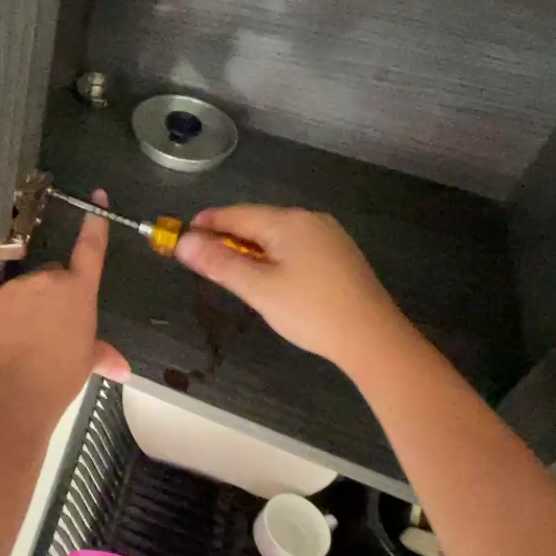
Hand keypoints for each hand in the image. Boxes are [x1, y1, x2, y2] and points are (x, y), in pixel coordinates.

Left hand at [0, 190, 129, 421]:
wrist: (13, 391)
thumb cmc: (59, 377)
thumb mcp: (86, 363)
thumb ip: (102, 355)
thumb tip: (122, 368)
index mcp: (79, 291)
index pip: (90, 249)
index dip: (94, 225)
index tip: (96, 201)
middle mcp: (49, 280)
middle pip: (54, 275)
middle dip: (53, 294)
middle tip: (52, 327)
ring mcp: (19, 287)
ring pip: (27, 289)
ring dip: (29, 306)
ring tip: (28, 340)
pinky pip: (5, 301)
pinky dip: (7, 314)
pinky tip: (8, 338)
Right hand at [174, 205, 410, 368]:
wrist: (375, 341)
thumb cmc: (311, 312)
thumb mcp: (258, 289)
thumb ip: (218, 262)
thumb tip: (182, 242)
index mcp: (287, 221)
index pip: (234, 215)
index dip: (205, 226)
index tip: (181, 239)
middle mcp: (308, 219)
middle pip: (255, 222)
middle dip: (227, 239)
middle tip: (205, 263)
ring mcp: (328, 235)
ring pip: (275, 235)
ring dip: (250, 250)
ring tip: (235, 274)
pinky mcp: (339, 254)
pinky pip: (294, 245)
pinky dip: (274, 256)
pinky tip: (272, 279)